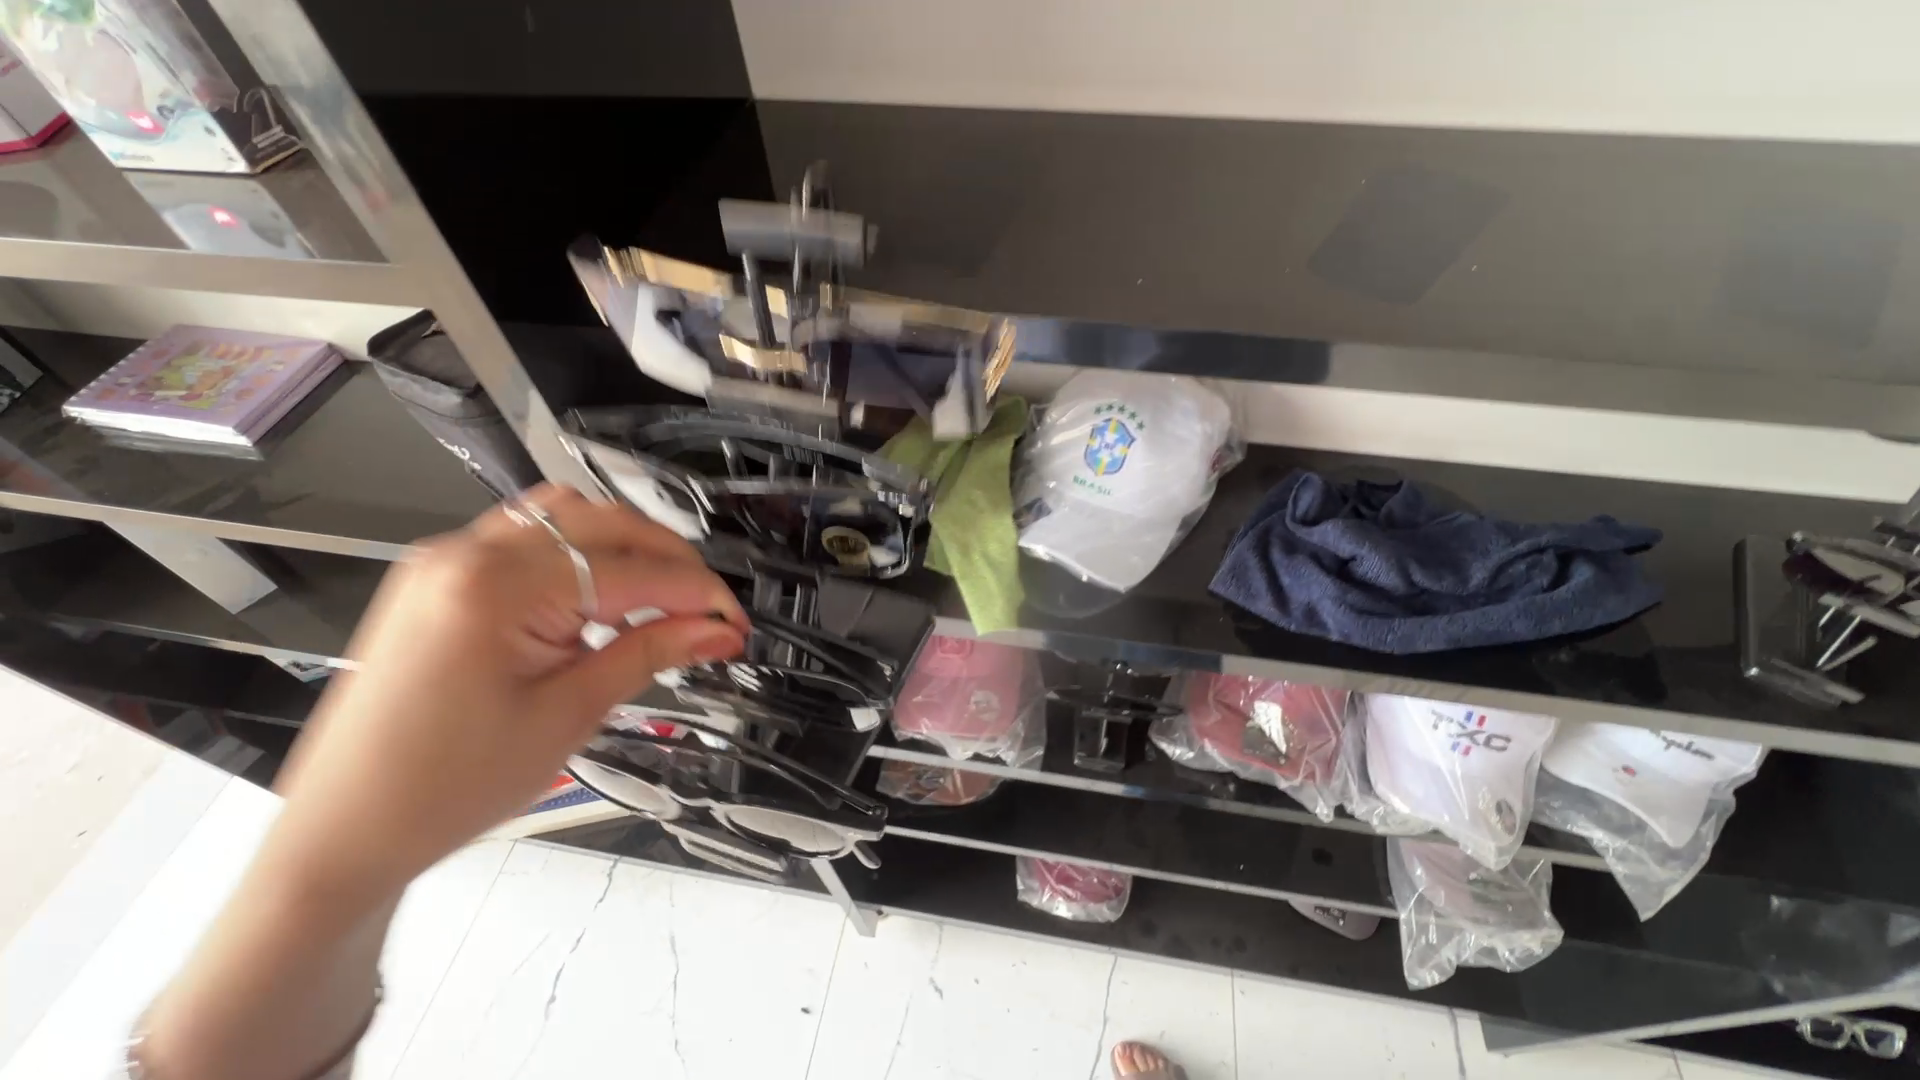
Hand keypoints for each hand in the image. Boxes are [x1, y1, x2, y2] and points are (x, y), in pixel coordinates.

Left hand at [262, 485, 748, 908]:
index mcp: (496, 587)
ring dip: (624, 548)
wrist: (343, 831)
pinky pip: (527, 537)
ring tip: (663, 600)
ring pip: (564, 516)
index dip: (697, 594)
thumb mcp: (568, 716)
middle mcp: (465, 554)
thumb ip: (648, 654)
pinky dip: (579, 555)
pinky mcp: (439, 578)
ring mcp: (445, 560)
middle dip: (668, 561)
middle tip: (709, 614)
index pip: (630, 569)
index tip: (735, 624)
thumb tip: (716, 630)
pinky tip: (603, 596)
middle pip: (601, 522)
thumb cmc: (444, 788)